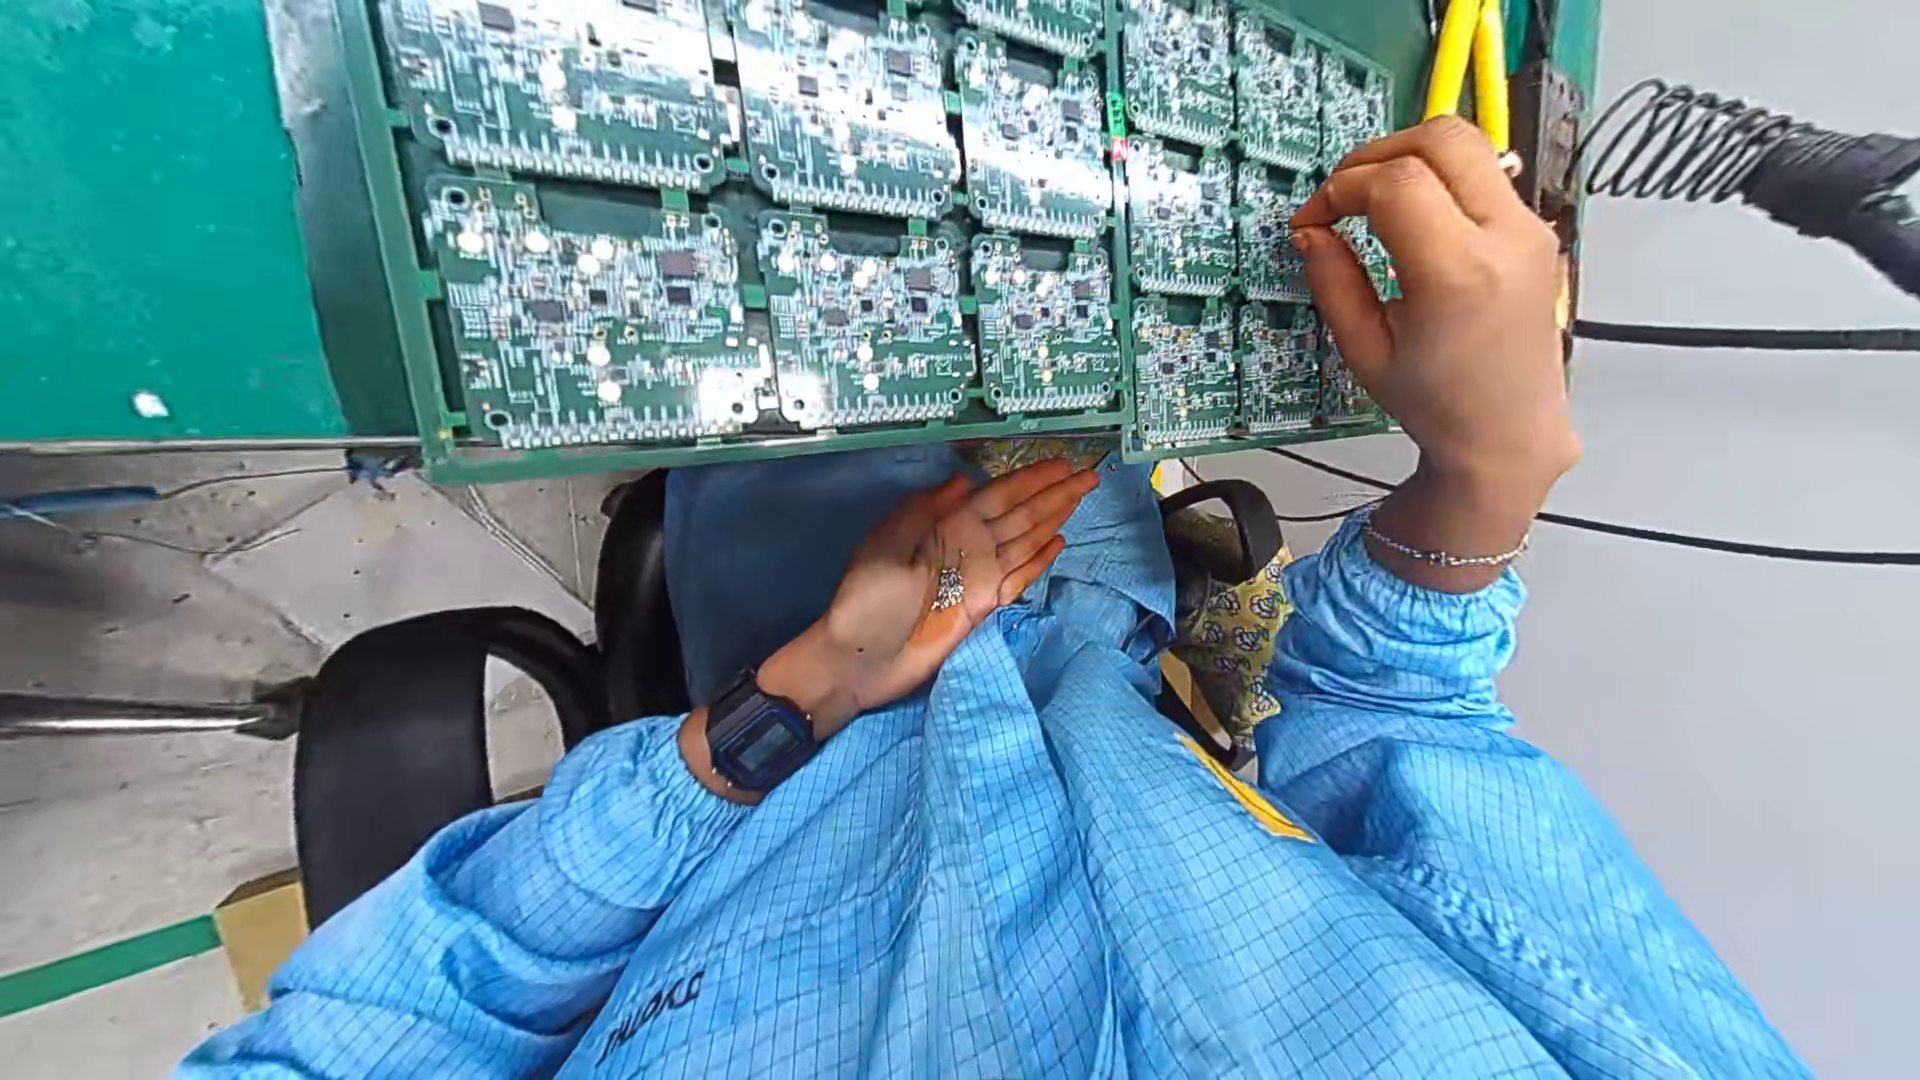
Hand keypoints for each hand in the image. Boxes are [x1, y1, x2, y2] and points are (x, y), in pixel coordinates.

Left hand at [770, 459, 1098, 731]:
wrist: (861, 657)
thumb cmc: (867, 599)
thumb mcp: (886, 544)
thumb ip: (925, 510)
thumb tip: (964, 480)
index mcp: (946, 526)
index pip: (999, 495)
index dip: (1031, 479)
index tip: (1061, 464)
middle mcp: (970, 546)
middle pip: (1021, 514)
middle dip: (1054, 494)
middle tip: (1088, 476)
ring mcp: (980, 577)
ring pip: (1026, 541)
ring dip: (1053, 519)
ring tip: (1080, 498)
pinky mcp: (985, 606)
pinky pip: (1020, 578)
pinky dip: (1039, 561)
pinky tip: (1059, 543)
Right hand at [1291, 116, 1580, 589]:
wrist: (1506, 426)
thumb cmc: (1429, 401)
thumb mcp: (1364, 350)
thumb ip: (1334, 284)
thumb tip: (1310, 233)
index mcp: (1456, 273)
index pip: (1397, 184)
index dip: (1339, 190)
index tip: (1308, 223)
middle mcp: (1506, 234)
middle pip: (1440, 138)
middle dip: (1371, 155)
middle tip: (1333, 197)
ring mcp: (1529, 224)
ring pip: (1467, 143)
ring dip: (1403, 158)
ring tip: (1361, 201)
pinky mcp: (1533, 228)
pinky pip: (1481, 173)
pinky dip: (1431, 176)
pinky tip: (1400, 216)